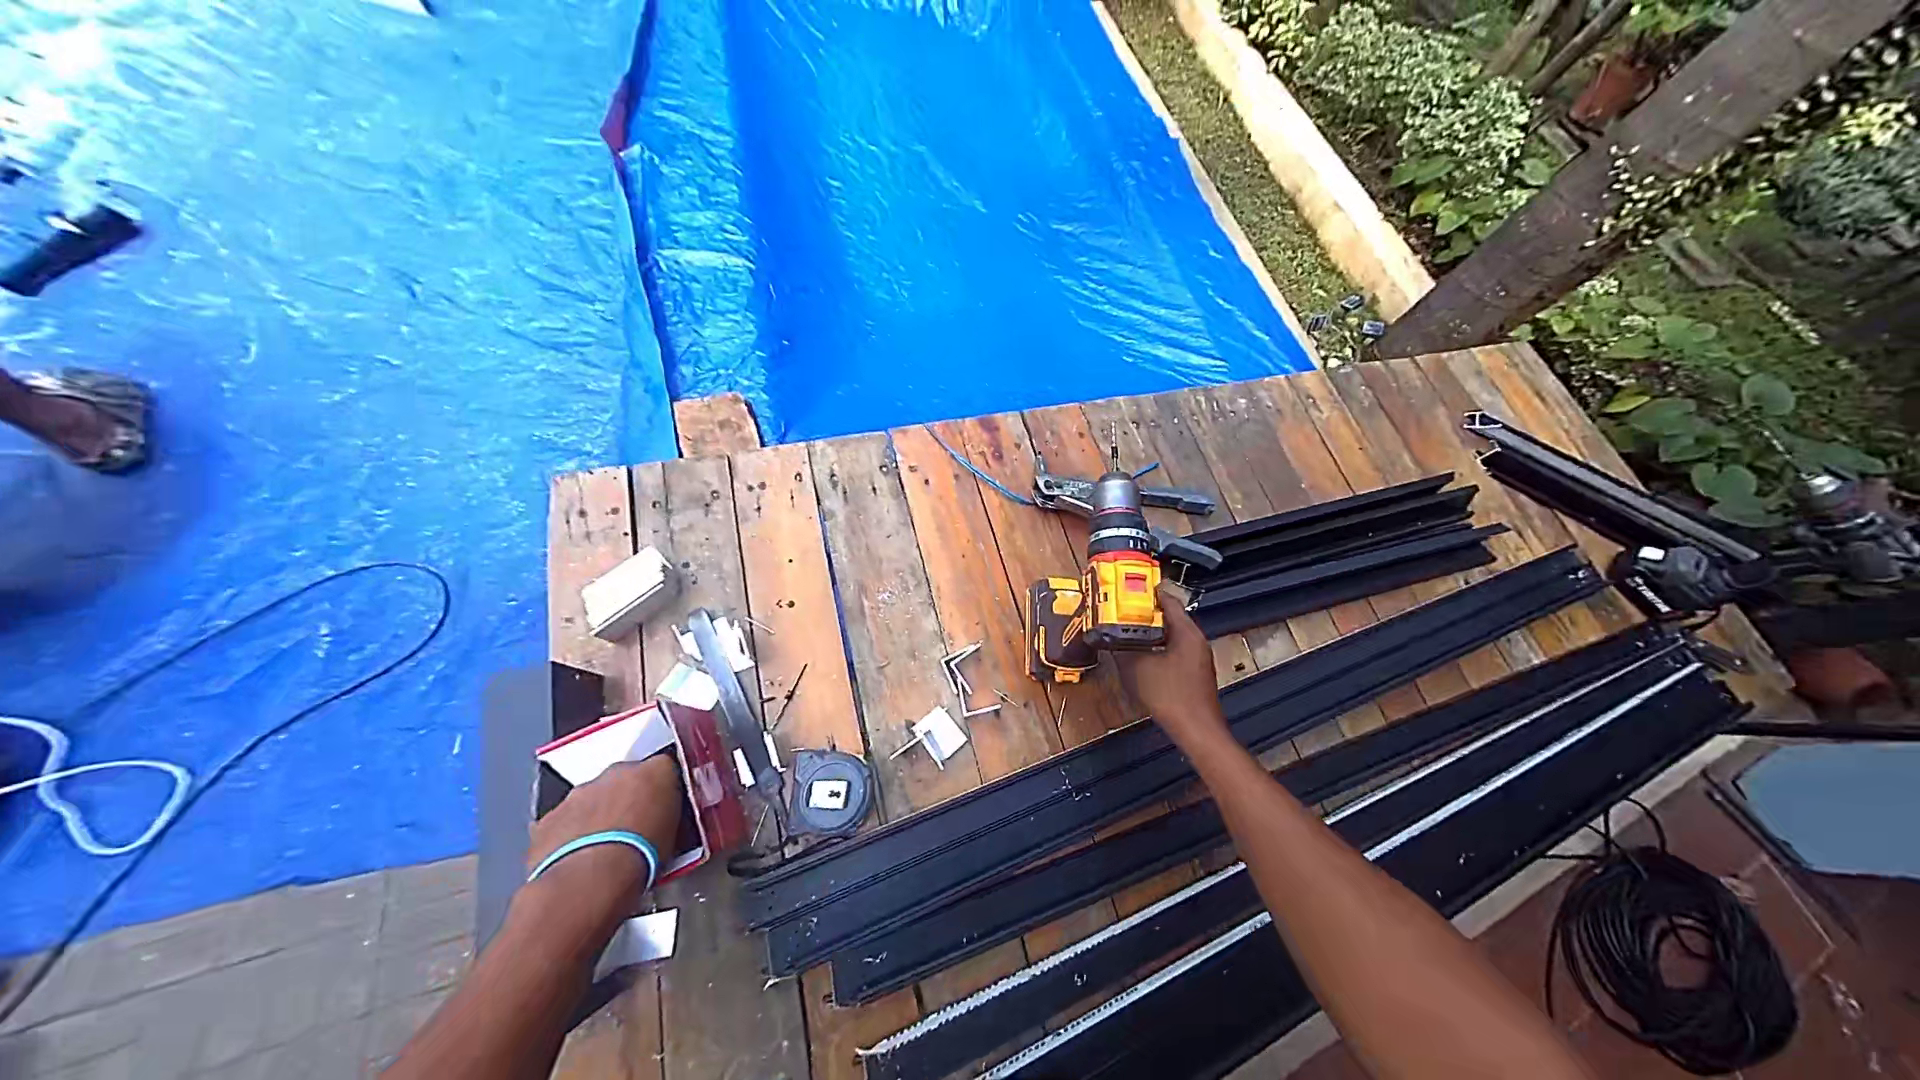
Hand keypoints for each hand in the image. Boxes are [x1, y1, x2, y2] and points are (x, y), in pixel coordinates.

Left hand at [525, 754, 683, 912]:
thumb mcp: (676, 836)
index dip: (662, 790)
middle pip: (624, 780)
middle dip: (626, 800)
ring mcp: (580, 793)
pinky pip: (562, 822)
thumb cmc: (640, 857)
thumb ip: (669, 816)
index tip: (661, 809)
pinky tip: (578, 861)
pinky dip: (569, 837)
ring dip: (597, 818)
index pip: (665, 769)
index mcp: (656, 771)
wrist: (592, 881)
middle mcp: (618, 773)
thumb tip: (665, 823)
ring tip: (605, 852)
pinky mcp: (551, 817)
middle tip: (633, 832)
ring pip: (591, 800)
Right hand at [1117, 584, 1227, 746]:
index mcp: (1187, 633)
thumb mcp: (1137, 668)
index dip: (1146, 592)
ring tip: (1124, 631)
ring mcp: (1197, 658)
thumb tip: (1106, 637)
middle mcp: (1196, 640)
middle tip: (1119, 611)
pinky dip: (1156, 648)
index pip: (1167, 600)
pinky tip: (1139, 656)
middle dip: (1143, 613)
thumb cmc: (1170, 696)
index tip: (1125, 589)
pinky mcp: (1193, 673)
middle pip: (1169, 617)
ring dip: (1149, 632)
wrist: (1197, 731)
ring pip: (1170, 635)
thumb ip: (1121, 649)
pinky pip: (1173, 651)